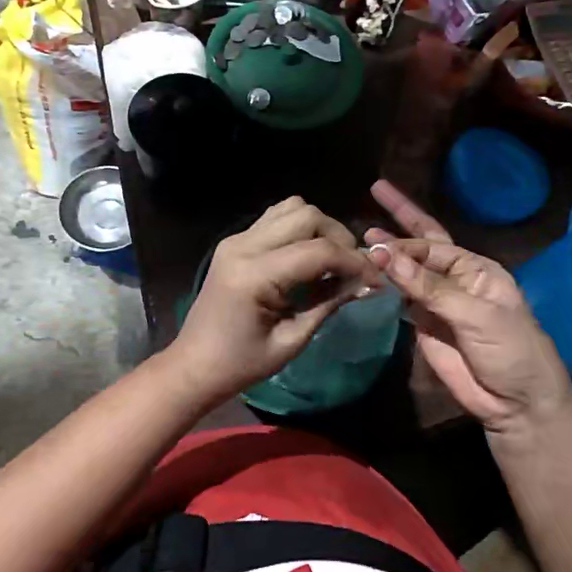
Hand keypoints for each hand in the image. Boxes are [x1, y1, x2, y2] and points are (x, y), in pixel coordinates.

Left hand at [171, 197, 379, 399]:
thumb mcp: (291, 341)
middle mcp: (242, 246)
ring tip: (331, 262)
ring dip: (319, 229)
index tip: (377, 280)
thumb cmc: (241, 363)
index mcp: (254, 275)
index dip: (354, 262)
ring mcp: (236, 239)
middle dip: (339, 238)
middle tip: (352, 270)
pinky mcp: (235, 241)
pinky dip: (299, 229)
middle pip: (307, 215)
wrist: (194, 364)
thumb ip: (329, 304)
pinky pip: (276, 218)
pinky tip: (307, 258)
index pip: (318, 251)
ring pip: (292, 208)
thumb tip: (367, 282)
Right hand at [364, 180, 571, 432]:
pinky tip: (366, 274)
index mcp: (476, 269)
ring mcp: (438, 302)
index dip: (403, 242)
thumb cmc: (511, 352)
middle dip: (400, 218)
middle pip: (423, 242)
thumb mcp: (475, 315)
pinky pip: (401, 298)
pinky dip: (383, 284)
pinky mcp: (424, 325)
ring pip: (406, 271)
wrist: (517, 404)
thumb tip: (383, 255)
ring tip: (358, 238)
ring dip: (386, 254)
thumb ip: (427, 286)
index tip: (373, 244)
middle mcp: (455, 278)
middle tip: (376, 189)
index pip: (432, 245)